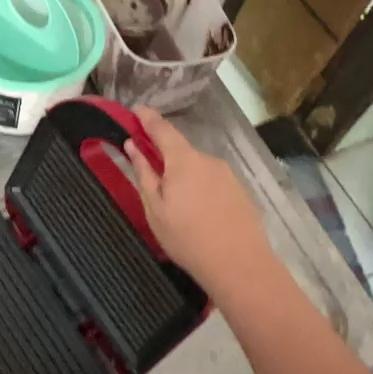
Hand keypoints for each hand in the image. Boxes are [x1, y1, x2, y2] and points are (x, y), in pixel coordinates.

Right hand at [124, 107, 278, 293]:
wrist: (238, 264)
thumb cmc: (187, 238)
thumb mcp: (155, 209)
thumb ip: (143, 173)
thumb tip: (133, 146)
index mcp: (183, 160)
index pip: (162, 129)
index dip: (147, 118)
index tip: (135, 110)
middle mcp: (208, 160)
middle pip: (180, 151)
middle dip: (165, 159)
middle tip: (152, 181)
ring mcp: (227, 174)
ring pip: (197, 169)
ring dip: (184, 179)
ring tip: (177, 209)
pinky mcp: (239, 191)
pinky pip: (212, 182)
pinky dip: (201, 191)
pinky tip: (199, 216)